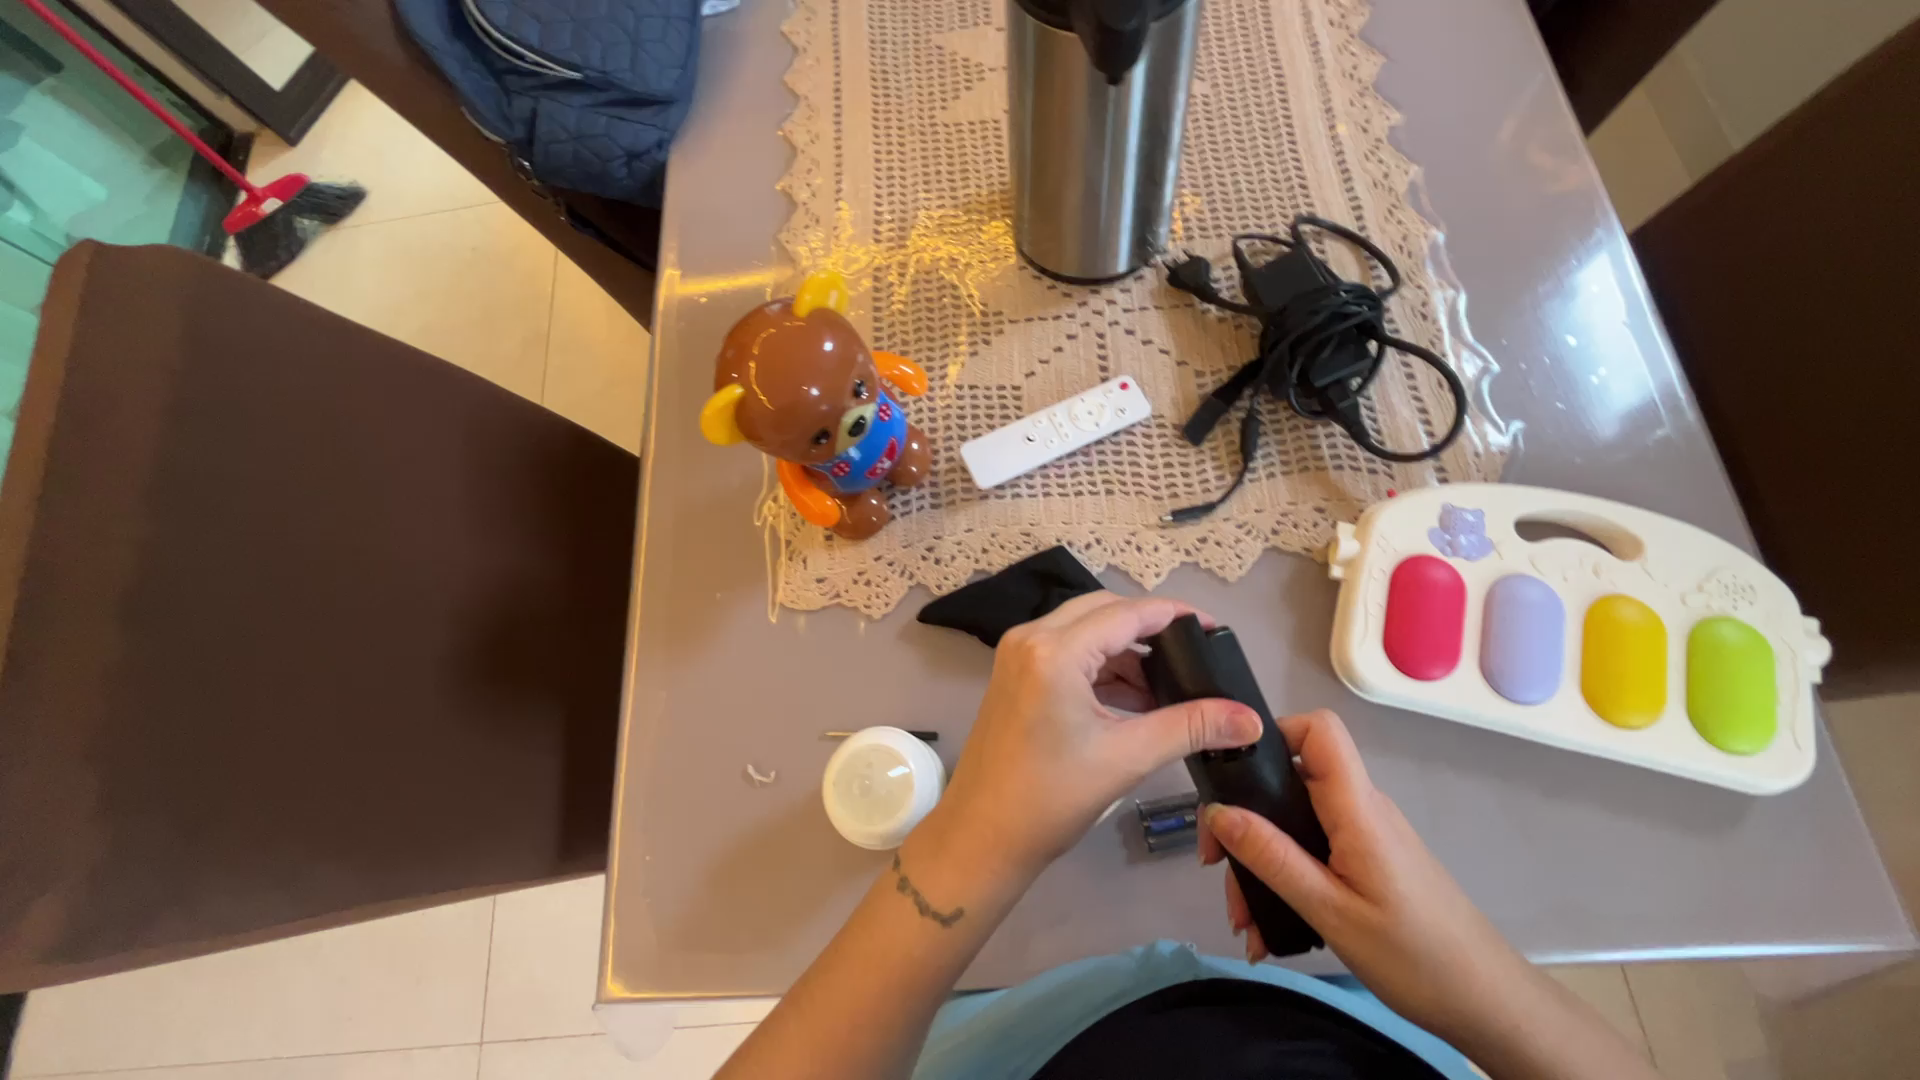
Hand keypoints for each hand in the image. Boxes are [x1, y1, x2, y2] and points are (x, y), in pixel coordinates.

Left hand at [926, 592, 1263, 881]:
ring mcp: (1017, 655)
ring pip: (1084, 631)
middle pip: (1103, 611)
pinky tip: (1134, 699)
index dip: (1175, 615)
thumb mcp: (1125, 757)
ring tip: (1169, 688)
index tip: (1215, 628)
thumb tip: (1251, 719)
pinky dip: (1101, 667)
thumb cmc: (1050, 798)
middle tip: (1194, 657)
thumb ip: (1190, 727)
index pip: (1127, 613)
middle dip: (1151, 630)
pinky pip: (1067, 652)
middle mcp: (1031, 638)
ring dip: (1126, 652)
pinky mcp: (1015, 675)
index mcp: (1054, 650)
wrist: (981, 837)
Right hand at [1199, 709, 1533, 1042]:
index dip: (1273, 733)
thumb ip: (1273, 857)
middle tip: (1215, 865)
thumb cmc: (1415, 956)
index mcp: (1357, 807)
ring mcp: (1363, 835)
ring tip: (1243, 920)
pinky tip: (1268, 926)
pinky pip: (1312, 850)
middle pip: (1289, 781)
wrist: (1488, 1004)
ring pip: (1294, 823)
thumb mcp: (1331, 911)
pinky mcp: (1366, 860)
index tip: (1232, 772)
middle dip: (1244, 819)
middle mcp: (1360, 808)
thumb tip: (1217, 810)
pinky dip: (1283, 878)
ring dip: (1259, 863)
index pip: (1318, 730)